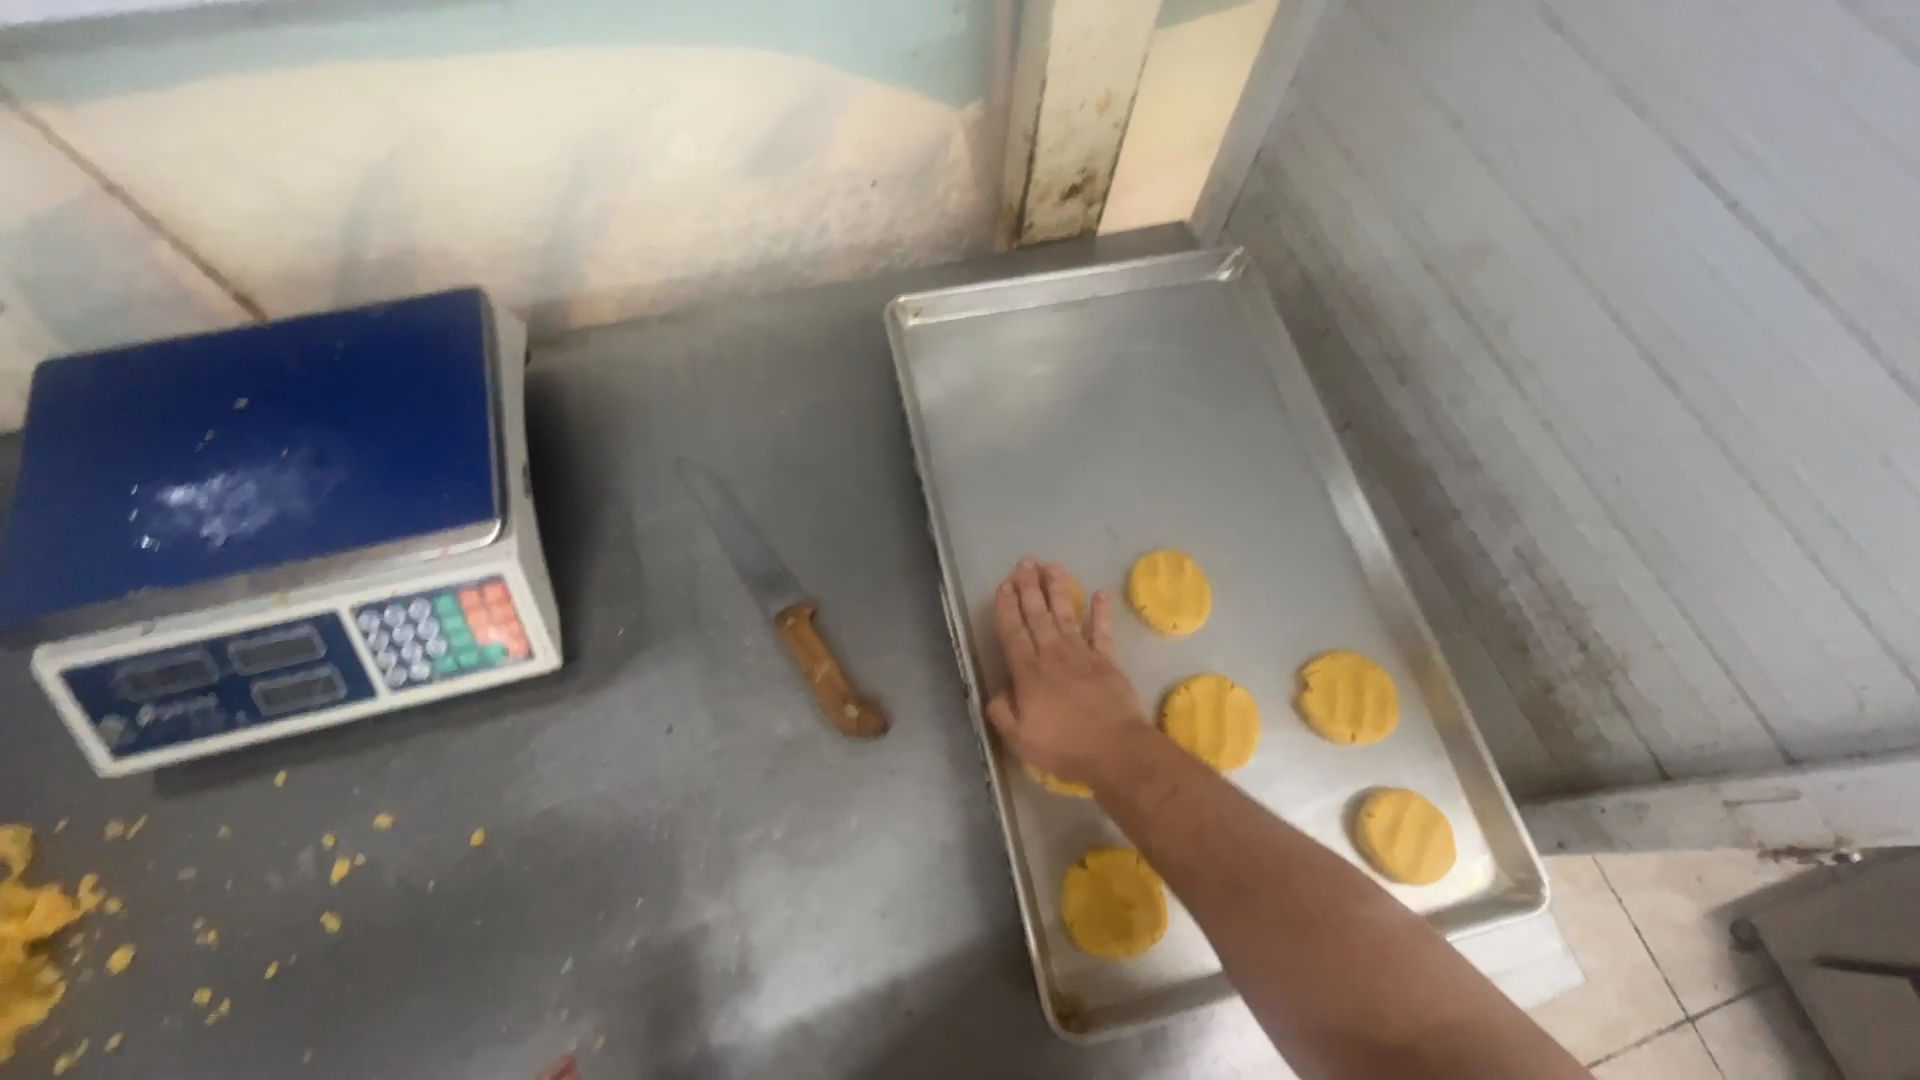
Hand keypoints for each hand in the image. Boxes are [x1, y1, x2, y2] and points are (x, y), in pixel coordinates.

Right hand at [985, 559, 1150, 787]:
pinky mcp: (1108, 661)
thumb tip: (996, 693)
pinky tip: (1099, 593)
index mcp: (1028, 672)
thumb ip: (1003, 713)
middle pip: (1037, 615)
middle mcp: (1052, 655)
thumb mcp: (1020, 739)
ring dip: (1058, 590)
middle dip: (1028, 587)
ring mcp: (1082, 655)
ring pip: (1066, 614)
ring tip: (1051, 567)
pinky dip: (1100, 611)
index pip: (1013, 632)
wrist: (1114, 750)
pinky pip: (1101, 631)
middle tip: (1024, 563)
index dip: (1006, 607)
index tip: (1003, 585)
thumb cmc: (1063, 747)